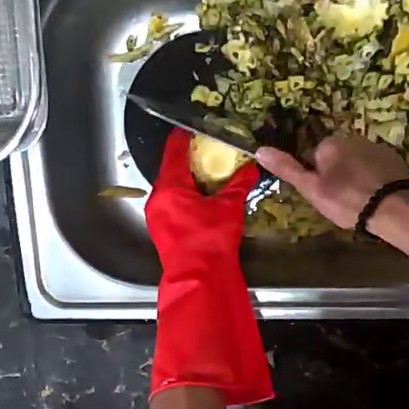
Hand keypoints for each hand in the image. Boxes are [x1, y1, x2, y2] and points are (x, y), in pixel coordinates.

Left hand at [146, 129, 261, 261]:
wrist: (199, 280)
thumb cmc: (211, 240)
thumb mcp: (229, 208)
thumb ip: (239, 184)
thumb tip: (252, 166)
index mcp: (170, 187)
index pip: (174, 151)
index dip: (183, 137)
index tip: (191, 128)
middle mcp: (157, 198)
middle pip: (169, 169)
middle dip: (186, 159)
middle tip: (204, 149)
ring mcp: (156, 215)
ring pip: (169, 187)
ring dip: (185, 179)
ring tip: (204, 172)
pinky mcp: (161, 229)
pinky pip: (170, 203)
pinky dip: (183, 195)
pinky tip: (200, 198)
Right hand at [255, 135, 408, 229]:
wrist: (396, 209)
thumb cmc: (348, 201)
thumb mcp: (312, 189)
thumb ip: (287, 168)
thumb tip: (259, 149)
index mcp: (329, 143)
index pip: (314, 155)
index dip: (317, 177)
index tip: (324, 195)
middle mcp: (352, 137)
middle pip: (336, 156)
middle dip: (337, 173)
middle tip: (341, 200)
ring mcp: (376, 146)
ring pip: (357, 161)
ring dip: (356, 175)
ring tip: (361, 200)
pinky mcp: (394, 158)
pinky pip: (376, 166)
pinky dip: (374, 178)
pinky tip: (377, 196)